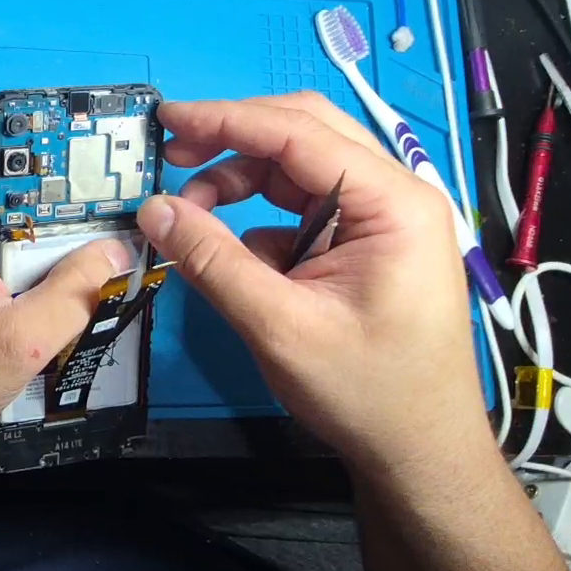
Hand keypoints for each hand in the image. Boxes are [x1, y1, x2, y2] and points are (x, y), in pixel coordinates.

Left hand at [0, 117, 129, 460]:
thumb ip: (73, 292)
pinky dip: (21, 237)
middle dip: (54, 172)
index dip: (37, 123)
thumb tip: (120, 250)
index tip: (86, 131)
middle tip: (112, 183)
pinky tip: (59, 256)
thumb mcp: (17, 344)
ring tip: (99, 217)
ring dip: (41, 211)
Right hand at [134, 94, 490, 479]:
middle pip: (303, 132)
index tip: (168, 118)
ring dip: (240, 180)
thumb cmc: (366, 392)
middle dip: (233, 137)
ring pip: (296, 167)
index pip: (299, 133)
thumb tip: (153, 209)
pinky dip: (256, 218)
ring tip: (192, 212)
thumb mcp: (278, 327)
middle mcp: (392, 195)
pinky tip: (234, 256)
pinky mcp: (359, 240)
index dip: (227, 120)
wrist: (418, 452)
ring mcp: (378, 216)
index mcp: (392, 203)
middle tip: (174, 154)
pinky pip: (299, 206)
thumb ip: (212, 261)